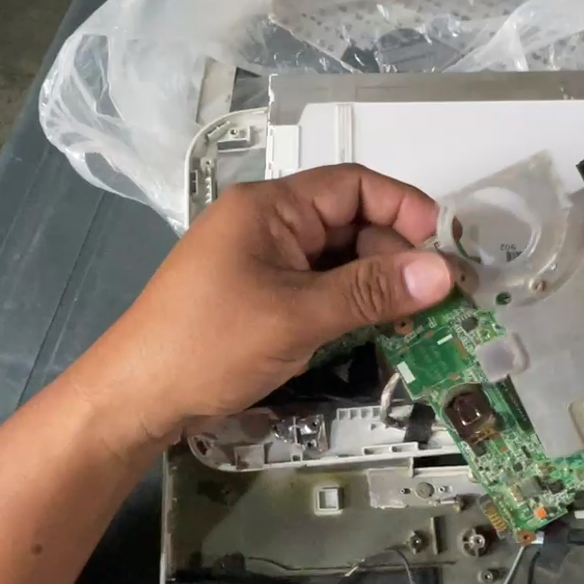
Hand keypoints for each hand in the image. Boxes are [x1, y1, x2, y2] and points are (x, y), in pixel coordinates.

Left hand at [73, 165, 454, 444]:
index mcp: (269, 207)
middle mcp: (268, 224)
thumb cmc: (210, 344)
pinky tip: (376, 327)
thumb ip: (371, 291)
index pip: (352, 186)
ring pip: (336, 260)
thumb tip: (445, 271)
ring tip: (415, 318)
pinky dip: (348, 304)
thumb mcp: (298, 316)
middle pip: (348, 224)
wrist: (138, 397)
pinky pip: (318, 288)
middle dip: (393, 255)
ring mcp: (263, 262)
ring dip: (374, 284)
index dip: (403, 209)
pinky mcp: (262, 296)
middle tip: (433, 298)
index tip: (442, 248)